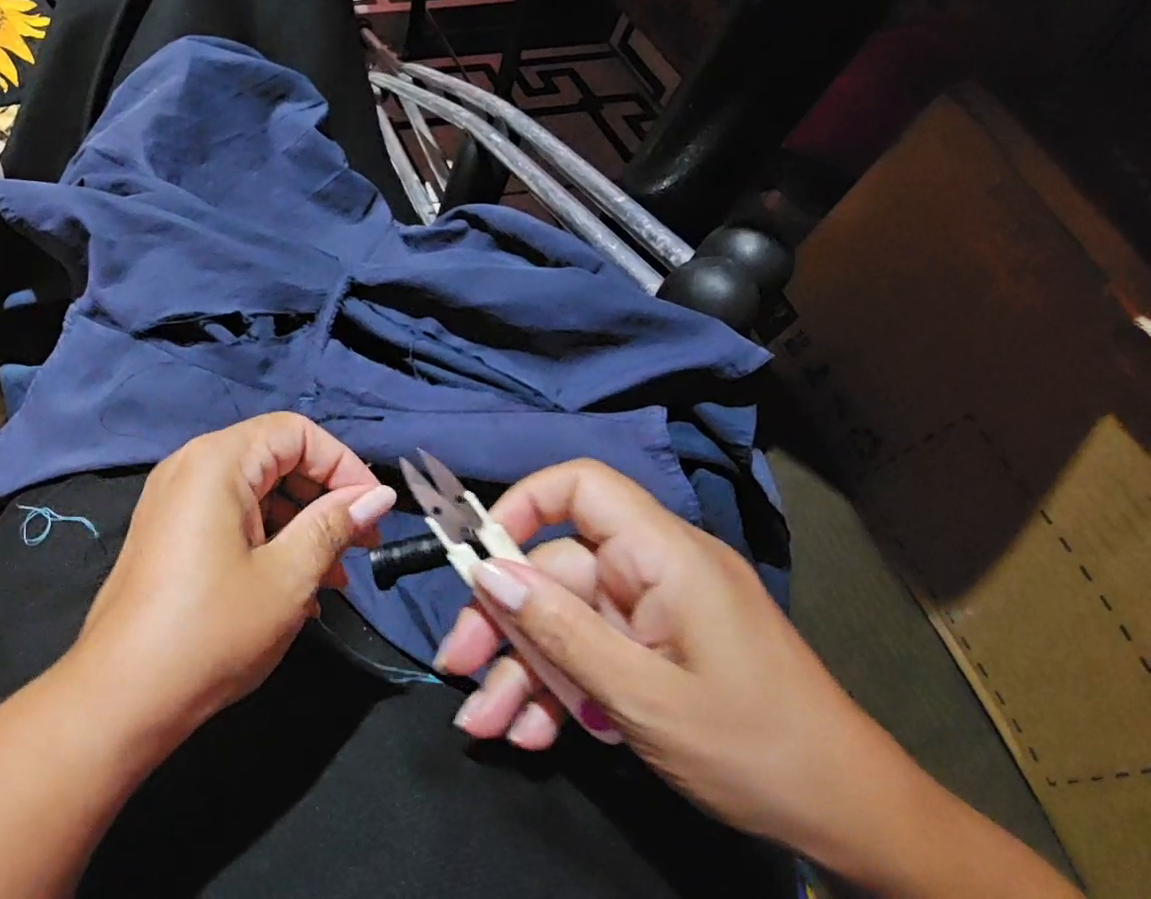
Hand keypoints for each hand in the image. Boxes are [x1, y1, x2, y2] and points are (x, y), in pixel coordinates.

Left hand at [67, 412, 395, 732]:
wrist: (125, 691)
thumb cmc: (214, 628)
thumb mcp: (288, 576)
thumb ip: (334, 525)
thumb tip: (378, 495)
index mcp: (217, 461)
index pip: (295, 433)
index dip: (344, 465)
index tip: (375, 512)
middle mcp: (190, 468)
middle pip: (274, 459)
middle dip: (325, 498)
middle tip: (362, 546)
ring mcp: (174, 502)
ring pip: (255, 494)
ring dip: (301, 527)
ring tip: (335, 579)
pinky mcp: (169, 536)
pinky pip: (230, 520)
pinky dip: (268, 542)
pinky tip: (296, 591)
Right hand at [433, 460, 892, 851]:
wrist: (854, 823)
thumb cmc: (757, 751)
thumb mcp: (642, 696)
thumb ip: (559, 630)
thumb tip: (486, 573)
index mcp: (665, 559)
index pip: (582, 488)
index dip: (521, 506)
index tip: (477, 556)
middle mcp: (654, 574)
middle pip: (554, 572)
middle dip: (503, 624)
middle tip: (457, 666)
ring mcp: (653, 617)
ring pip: (562, 622)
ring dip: (521, 672)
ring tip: (485, 725)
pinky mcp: (654, 654)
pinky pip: (588, 656)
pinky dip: (557, 693)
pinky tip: (531, 734)